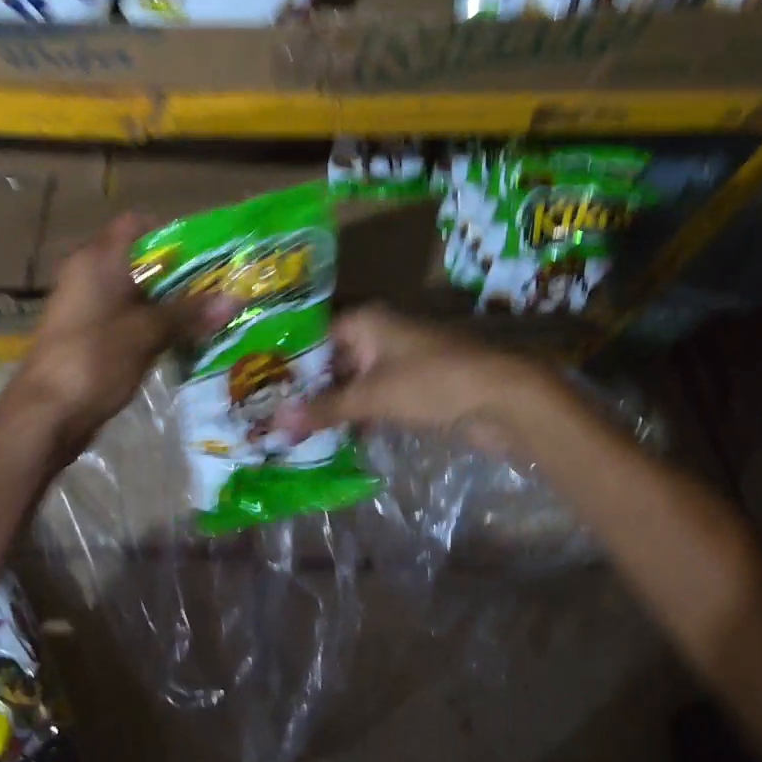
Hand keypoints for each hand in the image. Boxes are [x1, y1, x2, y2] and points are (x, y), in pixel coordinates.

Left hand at [4, 215, 236, 459]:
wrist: (45, 415)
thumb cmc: (94, 359)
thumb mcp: (148, 333)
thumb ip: (190, 312)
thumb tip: (236, 297)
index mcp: (96, 259)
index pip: (137, 224)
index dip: (172, 234)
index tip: (206, 254)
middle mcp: (88, 275)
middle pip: (140, 261)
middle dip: (179, 274)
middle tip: (220, 287)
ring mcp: (85, 307)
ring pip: (135, 294)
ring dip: (168, 304)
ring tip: (210, 315)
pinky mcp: (87, 337)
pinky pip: (126, 320)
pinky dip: (152, 326)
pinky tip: (182, 341)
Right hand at [276, 305, 573, 452]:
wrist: (506, 400)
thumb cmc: (433, 382)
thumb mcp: (372, 396)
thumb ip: (324, 409)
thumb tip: (274, 424)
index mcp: (366, 321)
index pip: (312, 334)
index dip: (285, 359)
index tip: (255, 383)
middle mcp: (378, 334)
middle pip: (331, 360)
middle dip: (304, 388)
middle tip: (265, 413)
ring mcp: (397, 362)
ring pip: (350, 382)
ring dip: (328, 406)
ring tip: (288, 431)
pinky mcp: (413, 389)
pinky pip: (371, 400)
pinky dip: (354, 417)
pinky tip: (328, 440)